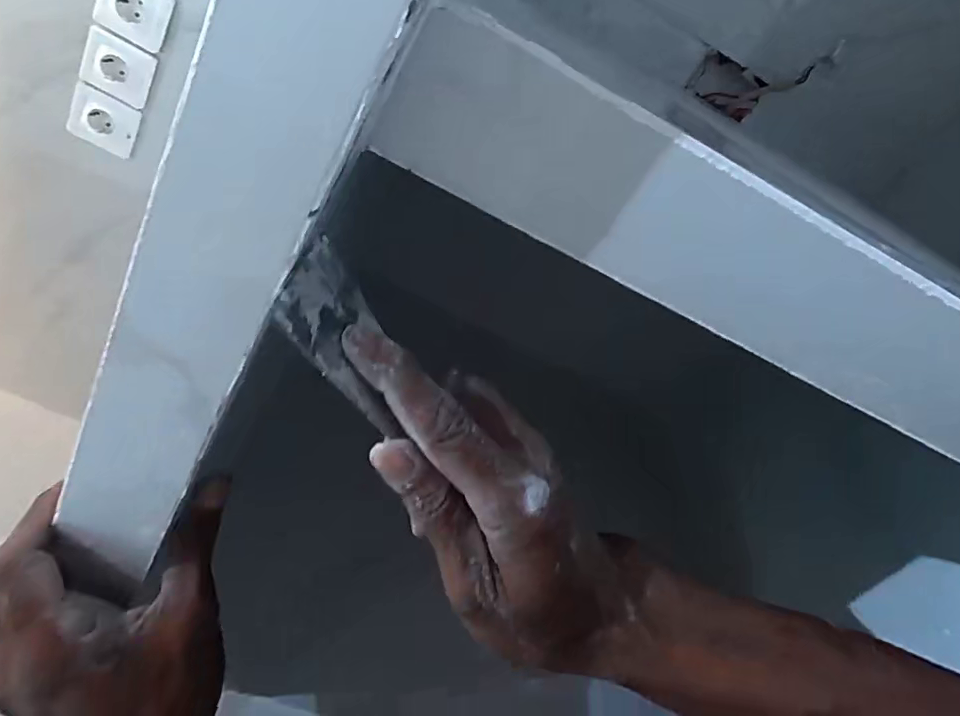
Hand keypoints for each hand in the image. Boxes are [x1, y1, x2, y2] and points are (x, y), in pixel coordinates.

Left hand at [0, 479, 229, 715]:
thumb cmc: (164, 702)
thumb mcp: (189, 619)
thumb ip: (193, 547)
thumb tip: (213, 484)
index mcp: (40, 644)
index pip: (12, 565)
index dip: (40, 516)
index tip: (86, 483)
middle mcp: (9, 663)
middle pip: (2, 581)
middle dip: (44, 532)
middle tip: (98, 500)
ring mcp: (11, 682)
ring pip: (6, 602)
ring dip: (44, 560)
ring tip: (100, 529)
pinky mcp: (25, 690)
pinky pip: (21, 623)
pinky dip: (49, 588)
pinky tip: (96, 579)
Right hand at [346, 325, 649, 675]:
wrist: (602, 605)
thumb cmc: (533, 618)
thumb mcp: (472, 585)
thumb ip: (433, 509)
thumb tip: (386, 447)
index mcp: (510, 497)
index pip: (444, 427)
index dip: (399, 382)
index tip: (361, 342)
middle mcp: (525, 453)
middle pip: (452, 402)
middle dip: (400, 374)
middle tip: (356, 350)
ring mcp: (533, 442)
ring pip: (464, 402)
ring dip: (420, 403)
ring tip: (391, 434)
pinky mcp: (532, 440)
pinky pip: (478, 412)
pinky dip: (443, 418)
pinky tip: (429, 456)